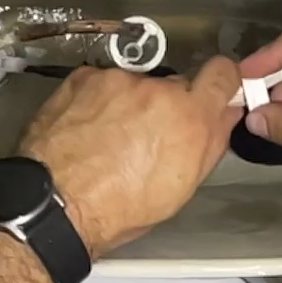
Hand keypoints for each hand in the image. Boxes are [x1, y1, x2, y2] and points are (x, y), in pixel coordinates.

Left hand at [18, 57, 243, 255]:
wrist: (56, 204)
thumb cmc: (120, 208)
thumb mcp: (182, 188)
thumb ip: (210, 142)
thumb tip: (225, 115)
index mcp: (191, 119)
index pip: (222, 74)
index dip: (219, 82)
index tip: (212, 91)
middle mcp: (158, 91)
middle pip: (173, 86)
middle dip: (166, 106)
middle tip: (146, 138)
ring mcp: (120, 81)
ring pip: (135, 86)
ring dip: (129, 105)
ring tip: (108, 140)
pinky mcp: (86, 77)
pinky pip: (102, 84)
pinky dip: (98, 102)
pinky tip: (87, 131)